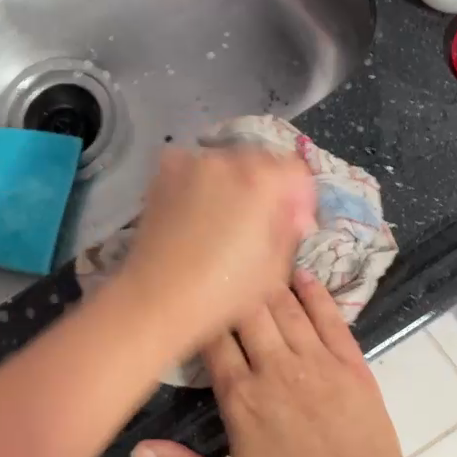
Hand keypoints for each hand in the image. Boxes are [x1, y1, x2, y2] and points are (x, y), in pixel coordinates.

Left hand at [102, 149, 314, 356]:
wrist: (156, 297)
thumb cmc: (223, 291)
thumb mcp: (275, 267)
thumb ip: (289, 229)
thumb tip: (291, 214)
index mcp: (262, 179)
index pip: (296, 170)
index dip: (300, 198)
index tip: (294, 223)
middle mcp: (226, 159)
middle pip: (260, 162)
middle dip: (267, 187)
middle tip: (261, 223)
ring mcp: (190, 163)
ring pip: (226, 164)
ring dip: (234, 184)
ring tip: (226, 219)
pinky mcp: (163, 174)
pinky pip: (194, 169)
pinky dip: (202, 183)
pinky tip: (198, 211)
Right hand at [130, 271, 432, 456]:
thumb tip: (136, 448)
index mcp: (241, 399)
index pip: (211, 338)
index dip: (197, 315)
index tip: (187, 301)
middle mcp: (276, 369)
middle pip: (245, 310)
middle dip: (229, 289)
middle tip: (216, 274)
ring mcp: (317, 362)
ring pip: (284, 306)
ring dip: (265, 282)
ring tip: (250, 260)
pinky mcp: (351, 363)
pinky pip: (328, 316)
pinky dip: (313, 291)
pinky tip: (299, 274)